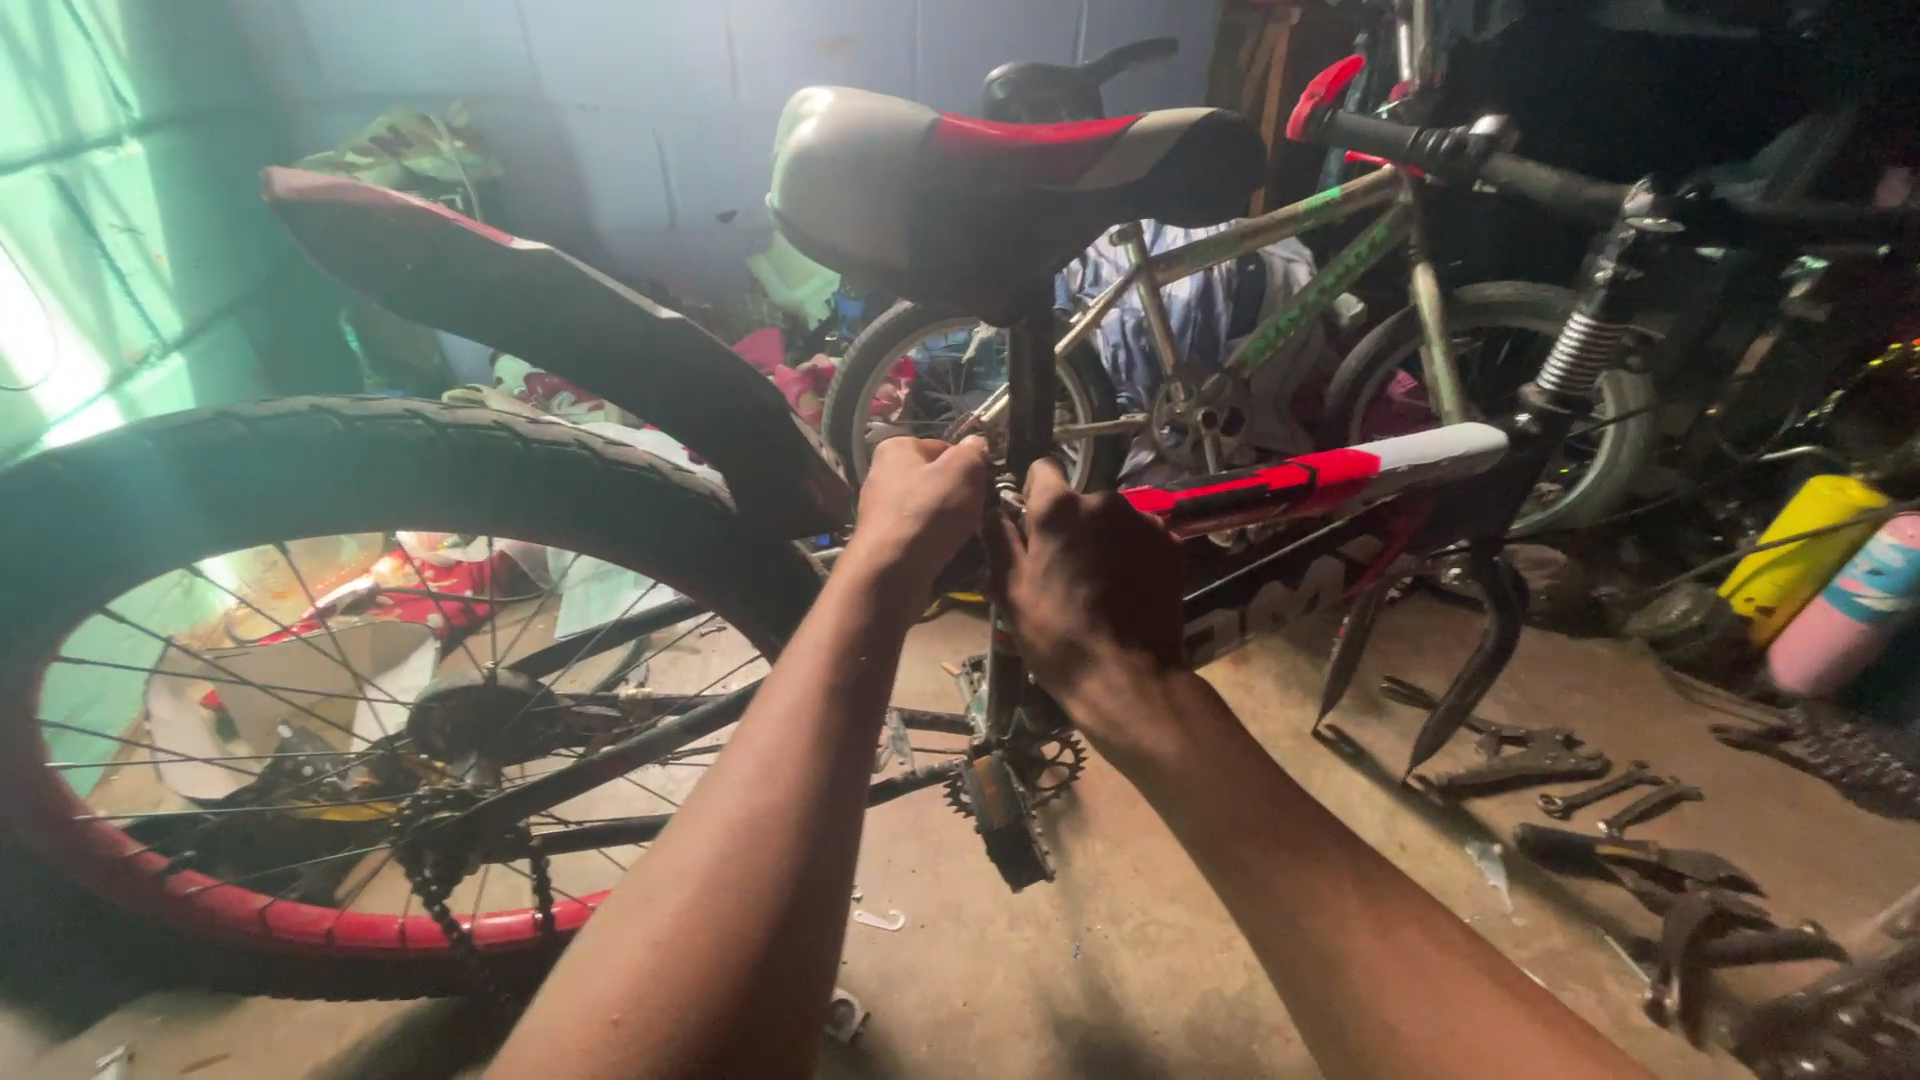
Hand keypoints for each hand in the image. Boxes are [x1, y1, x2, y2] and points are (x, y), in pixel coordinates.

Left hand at [846, 436, 990, 591]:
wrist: (891, 571)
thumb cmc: (928, 511)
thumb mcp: (963, 471)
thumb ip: (973, 452)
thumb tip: (977, 444)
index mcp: (896, 448)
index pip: (943, 447)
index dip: (969, 464)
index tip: (984, 484)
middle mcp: (882, 474)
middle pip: (935, 478)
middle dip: (959, 493)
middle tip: (979, 510)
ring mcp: (880, 509)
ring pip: (928, 508)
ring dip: (949, 519)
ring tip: (966, 533)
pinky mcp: (883, 540)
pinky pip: (918, 532)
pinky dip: (934, 539)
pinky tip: (946, 550)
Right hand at [983, 458, 1185, 713]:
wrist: (1127, 676)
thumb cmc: (1057, 635)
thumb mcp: (1010, 589)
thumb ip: (999, 537)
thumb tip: (990, 506)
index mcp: (1058, 507)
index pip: (1041, 469)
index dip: (1032, 495)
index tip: (1031, 528)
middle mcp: (1104, 500)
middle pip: (1078, 499)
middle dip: (1069, 524)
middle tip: (1063, 569)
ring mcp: (1143, 520)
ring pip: (1111, 518)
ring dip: (1102, 538)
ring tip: (1097, 584)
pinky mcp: (1171, 544)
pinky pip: (1140, 536)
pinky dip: (1131, 553)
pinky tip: (1125, 589)